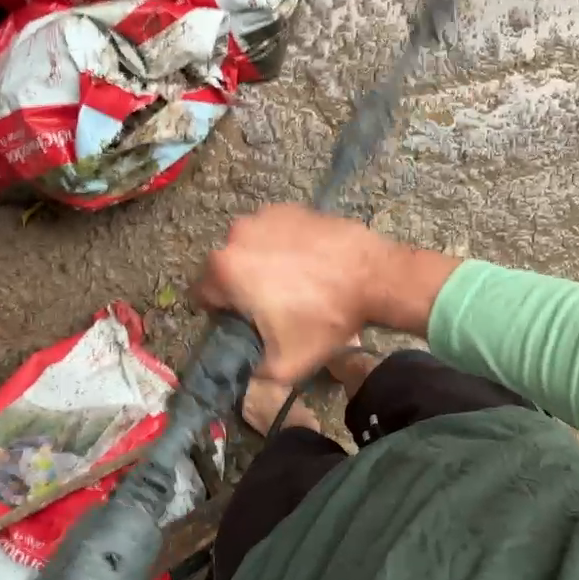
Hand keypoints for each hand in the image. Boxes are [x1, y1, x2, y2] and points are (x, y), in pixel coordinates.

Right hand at [191, 205, 460, 384]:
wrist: (374, 276)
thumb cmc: (326, 319)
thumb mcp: (284, 365)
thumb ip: (251, 372)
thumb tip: (243, 371)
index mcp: (224, 270)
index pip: (203, 296)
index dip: (223, 314)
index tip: (247, 323)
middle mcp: (237, 234)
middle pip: (226, 269)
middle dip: (243, 287)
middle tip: (275, 306)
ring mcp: (265, 216)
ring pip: (250, 248)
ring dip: (262, 264)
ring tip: (296, 284)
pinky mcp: (292, 208)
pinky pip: (275, 231)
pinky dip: (284, 245)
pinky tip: (308, 263)